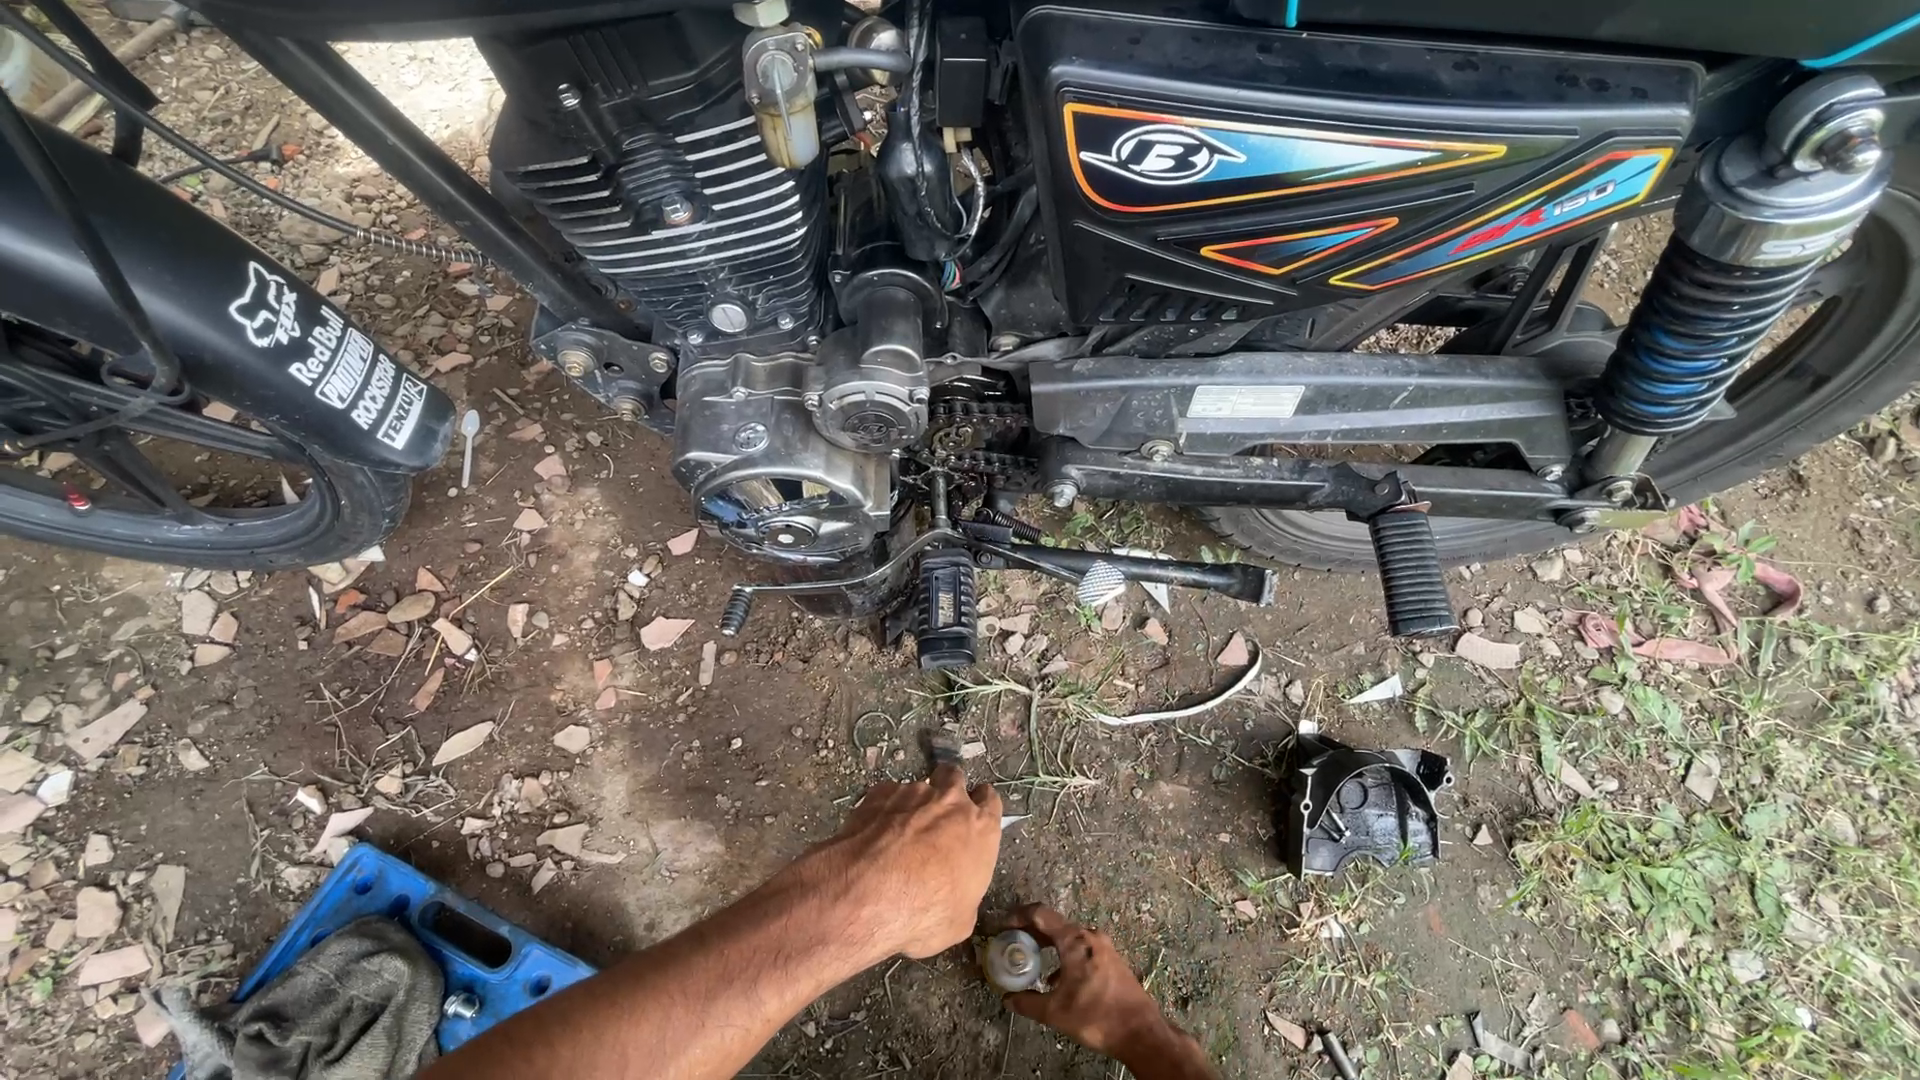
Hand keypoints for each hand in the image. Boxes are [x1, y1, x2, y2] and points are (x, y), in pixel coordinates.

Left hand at [788, 765, 1001, 959]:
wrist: (870, 892)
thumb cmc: (925, 911)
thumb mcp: (960, 920)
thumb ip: (965, 893)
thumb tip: (955, 892)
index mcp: (981, 828)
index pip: (990, 800)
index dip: (982, 805)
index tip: (974, 813)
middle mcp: (950, 801)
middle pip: (955, 777)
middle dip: (947, 789)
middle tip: (936, 814)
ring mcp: (913, 792)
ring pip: (918, 787)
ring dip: (912, 805)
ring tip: (898, 834)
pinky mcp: (880, 793)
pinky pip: (887, 795)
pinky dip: (884, 810)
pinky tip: (874, 834)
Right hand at [1000, 905, 1212, 1077]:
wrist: (1140, 1032)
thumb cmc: (1096, 1016)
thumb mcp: (1055, 1012)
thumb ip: (1028, 1002)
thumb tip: (1007, 999)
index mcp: (1074, 939)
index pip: (1040, 913)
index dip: (1018, 915)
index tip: (1003, 925)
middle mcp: (1089, 935)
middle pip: (1054, 923)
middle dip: (1031, 931)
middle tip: (1012, 941)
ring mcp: (1103, 946)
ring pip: (1068, 936)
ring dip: (1048, 944)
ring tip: (1031, 958)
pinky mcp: (1111, 959)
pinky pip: (1081, 948)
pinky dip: (1064, 955)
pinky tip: (1056, 977)